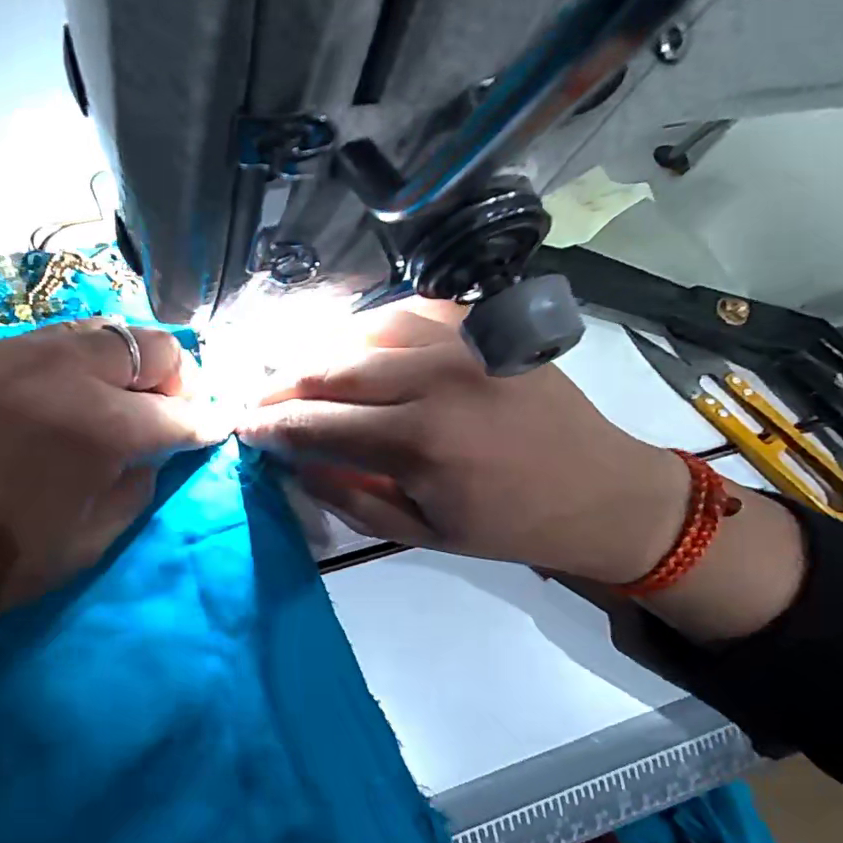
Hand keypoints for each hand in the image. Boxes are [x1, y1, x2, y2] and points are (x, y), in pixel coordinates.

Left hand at [0, 318, 230, 658]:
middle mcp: (61, 371)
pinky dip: (73, 362)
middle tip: (169, 413)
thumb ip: (125, 497)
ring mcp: (9, 353)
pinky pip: (44, 342)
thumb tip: (148, 461)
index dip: (206, 421)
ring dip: (126, 361)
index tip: (216, 428)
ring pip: (96, 332)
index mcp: (97, 428)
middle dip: (176, 377)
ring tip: (118, 401)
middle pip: (148, 346)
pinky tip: (56, 397)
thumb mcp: (67, 556)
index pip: (179, 412)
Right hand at [238, 302, 688, 583]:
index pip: (317, 423)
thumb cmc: (510, 524)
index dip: (270, 424)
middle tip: (255, 396)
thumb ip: (350, 497)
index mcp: (419, 442)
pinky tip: (355, 341)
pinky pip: (409, 309)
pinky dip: (371, 324)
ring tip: (295, 371)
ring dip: (319, 350)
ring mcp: (461, 342)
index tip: (241, 425)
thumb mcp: (423, 533)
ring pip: (362, 331)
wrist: (601, 489)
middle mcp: (434, 379)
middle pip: (329, 367)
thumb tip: (295, 463)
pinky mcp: (484, 325)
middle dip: (280, 384)